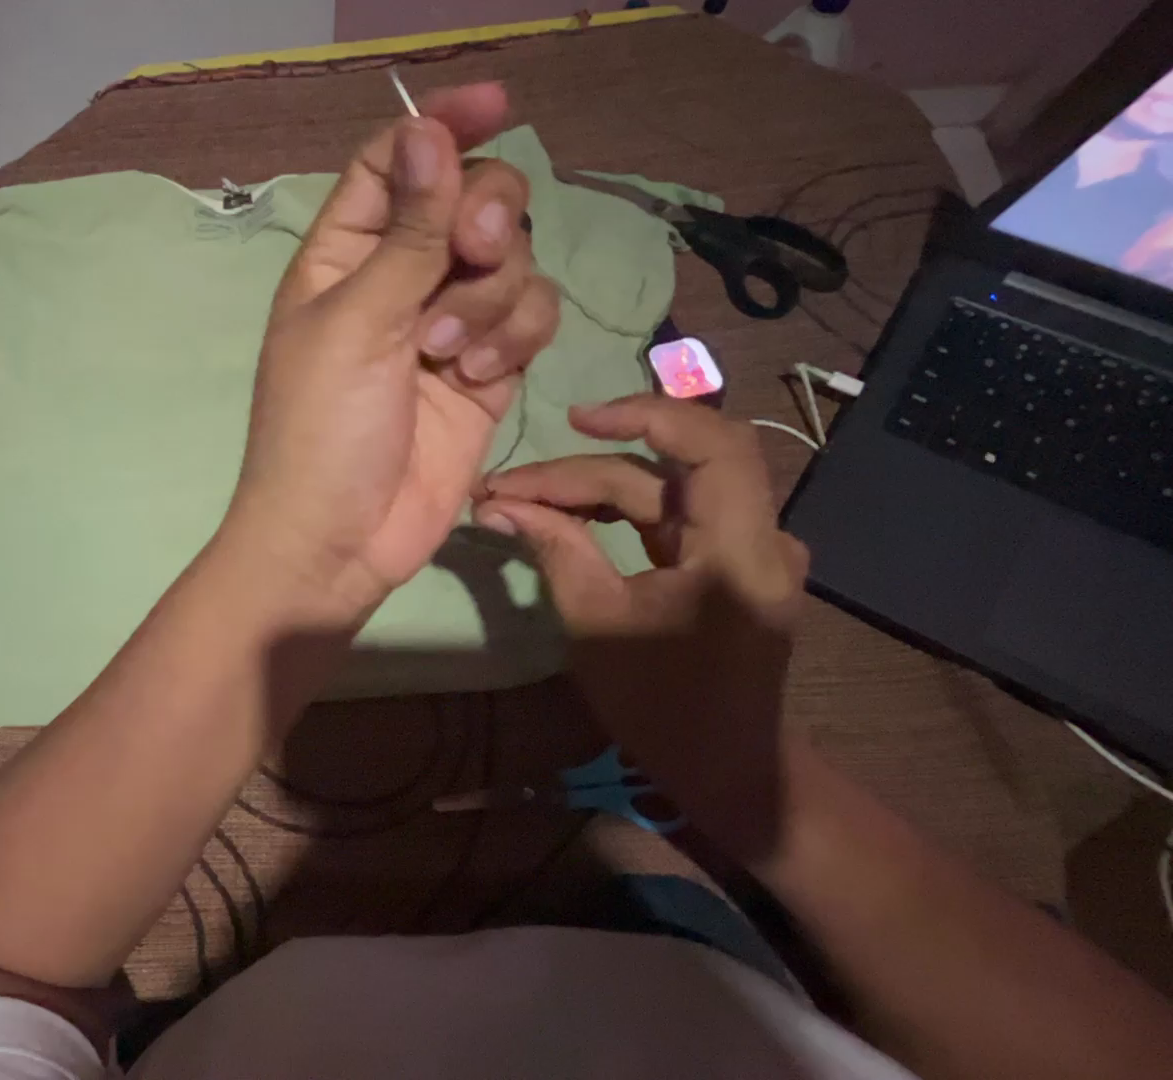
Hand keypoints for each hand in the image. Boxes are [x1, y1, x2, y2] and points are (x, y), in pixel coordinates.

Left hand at [220, 82, 560, 619]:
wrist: (339, 539)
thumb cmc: (321, 432)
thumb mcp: (356, 325)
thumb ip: (406, 233)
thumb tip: (428, 127)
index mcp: (342, 258)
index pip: (395, 164)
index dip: (442, 127)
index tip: (497, 103)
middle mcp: (397, 281)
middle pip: (471, 200)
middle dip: (486, 217)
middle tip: (474, 252)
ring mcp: (445, 327)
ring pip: (510, 260)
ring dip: (494, 296)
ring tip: (448, 355)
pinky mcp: (486, 372)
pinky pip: (530, 317)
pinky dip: (517, 336)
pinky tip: (481, 376)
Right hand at [472, 395, 809, 863]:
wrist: (724, 768)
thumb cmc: (662, 707)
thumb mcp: (596, 624)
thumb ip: (556, 550)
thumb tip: (499, 504)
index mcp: (742, 552)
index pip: (713, 446)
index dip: (646, 416)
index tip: (574, 418)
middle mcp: (757, 537)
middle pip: (665, 473)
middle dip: (579, 473)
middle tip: (502, 489)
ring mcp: (745, 550)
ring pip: (661, 493)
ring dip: (589, 491)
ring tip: (516, 499)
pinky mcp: (725, 564)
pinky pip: (667, 519)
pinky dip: (613, 513)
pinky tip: (561, 514)